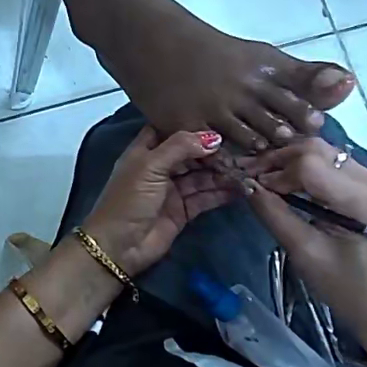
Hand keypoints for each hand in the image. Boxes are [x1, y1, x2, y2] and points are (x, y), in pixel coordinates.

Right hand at [67, 0, 357, 151]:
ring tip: (273, 167)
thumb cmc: (201, 46)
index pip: (301, 97)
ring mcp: (215, 107)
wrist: (147, 37)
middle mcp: (243, 86)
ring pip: (252, 140)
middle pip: (280, 122)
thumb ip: (301, 73)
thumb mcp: (256, 54)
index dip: (310, 119)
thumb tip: (349, 83)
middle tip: (298, 159)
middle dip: (291, 143)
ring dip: (264, 154)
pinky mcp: (187, 123)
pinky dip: (229, 162)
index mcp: (262, 65)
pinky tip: (237, 170)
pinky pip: (214, 151)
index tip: (316, 133)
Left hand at [80, 127, 237, 276]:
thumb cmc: (129, 200)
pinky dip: (222, 192)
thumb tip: (212, 138)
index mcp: (145, 151)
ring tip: (246, 168)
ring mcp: (172, 189)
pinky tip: (241, 187)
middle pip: (191, 154)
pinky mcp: (183, 210)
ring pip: (202, 176)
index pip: (170, 130)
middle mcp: (160, 168)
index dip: (192, 126)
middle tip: (241, 148)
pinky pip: (206, 197)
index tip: (219, 120)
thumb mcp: (150, 166)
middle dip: (213, 152)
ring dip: (222, 172)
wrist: (119, 246)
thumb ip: (180, 147)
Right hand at [239, 139, 366, 365]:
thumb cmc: (342, 285)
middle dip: (280, 160)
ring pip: (323, 151)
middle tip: (252, 176)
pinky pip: (332, 161)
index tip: (252, 186)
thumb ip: (274, 213)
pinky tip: (286, 180)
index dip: (276, 171)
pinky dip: (304, 166)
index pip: (311, 166)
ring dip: (290, 161)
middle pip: (318, 150)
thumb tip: (244, 183)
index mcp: (365, 202)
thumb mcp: (303, 251)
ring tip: (265, 178)